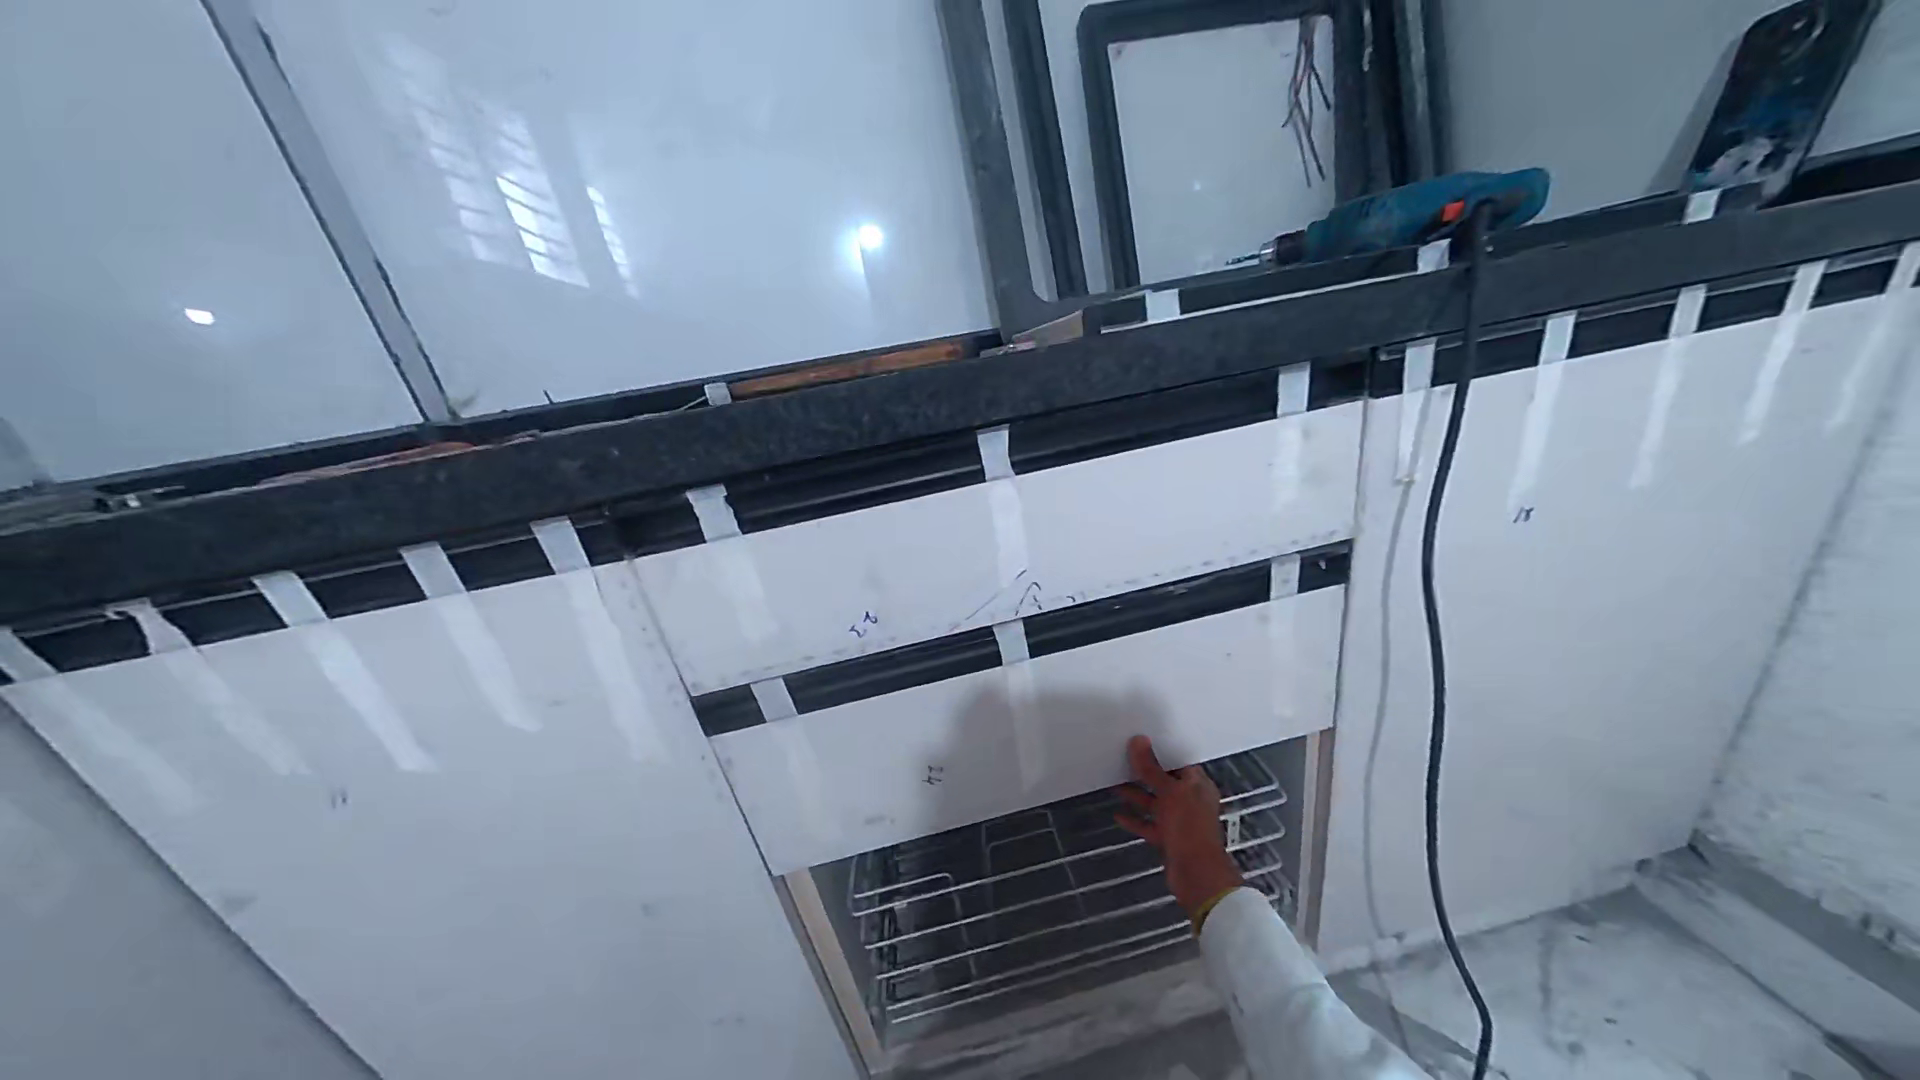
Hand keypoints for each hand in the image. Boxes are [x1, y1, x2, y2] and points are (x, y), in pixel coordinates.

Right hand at [1114, 735, 1243, 921]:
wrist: (1197, 874)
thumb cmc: (1189, 826)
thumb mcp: (1169, 792)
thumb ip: (1151, 769)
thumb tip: (1138, 740)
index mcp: (1198, 785)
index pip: (1179, 762)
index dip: (1161, 751)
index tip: (1140, 741)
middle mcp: (1190, 801)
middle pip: (1165, 782)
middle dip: (1145, 773)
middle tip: (1122, 758)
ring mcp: (1180, 821)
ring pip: (1155, 803)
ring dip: (1136, 795)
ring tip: (1114, 784)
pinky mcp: (1169, 839)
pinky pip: (1149, 825)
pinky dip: (1135, 820)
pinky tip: (1118, 814)